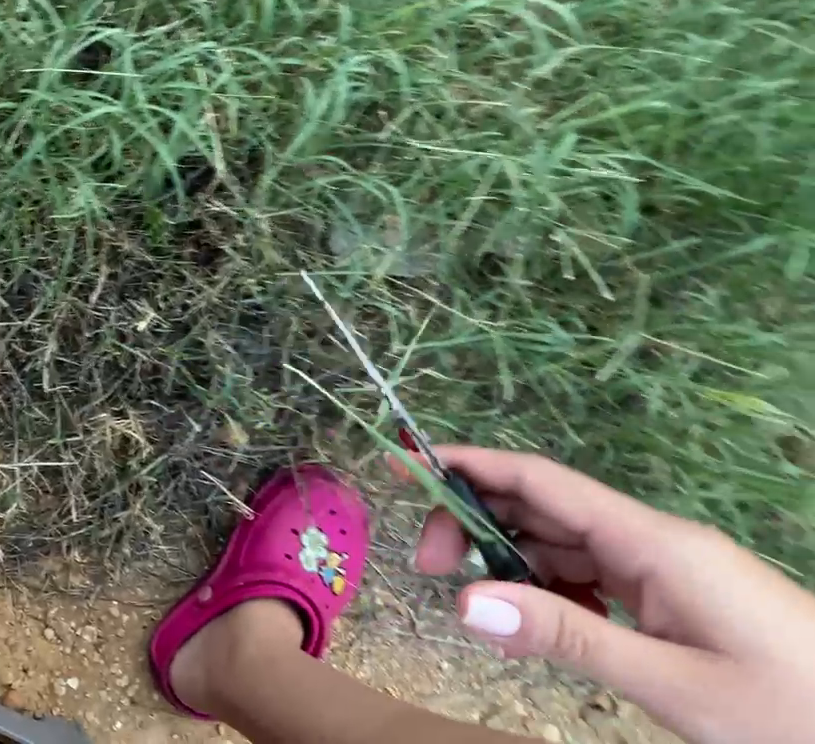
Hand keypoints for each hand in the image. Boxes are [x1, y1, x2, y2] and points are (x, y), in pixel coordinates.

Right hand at [413, 446, 814, 743]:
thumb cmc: (801, 715)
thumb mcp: (678, 686)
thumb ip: (567, 637)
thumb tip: (463, 604)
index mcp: (651, 541)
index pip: (537, 480)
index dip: (464, 463)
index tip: (401, 461)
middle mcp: (650, 542)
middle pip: (538, 508)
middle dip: (474, 525)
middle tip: (430, 568)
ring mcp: (663, 570)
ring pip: (558, 544)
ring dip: (508, 564)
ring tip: (477, 603)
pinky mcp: (674, 599)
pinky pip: (589, 576)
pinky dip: (549, 591)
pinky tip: (540, 624)